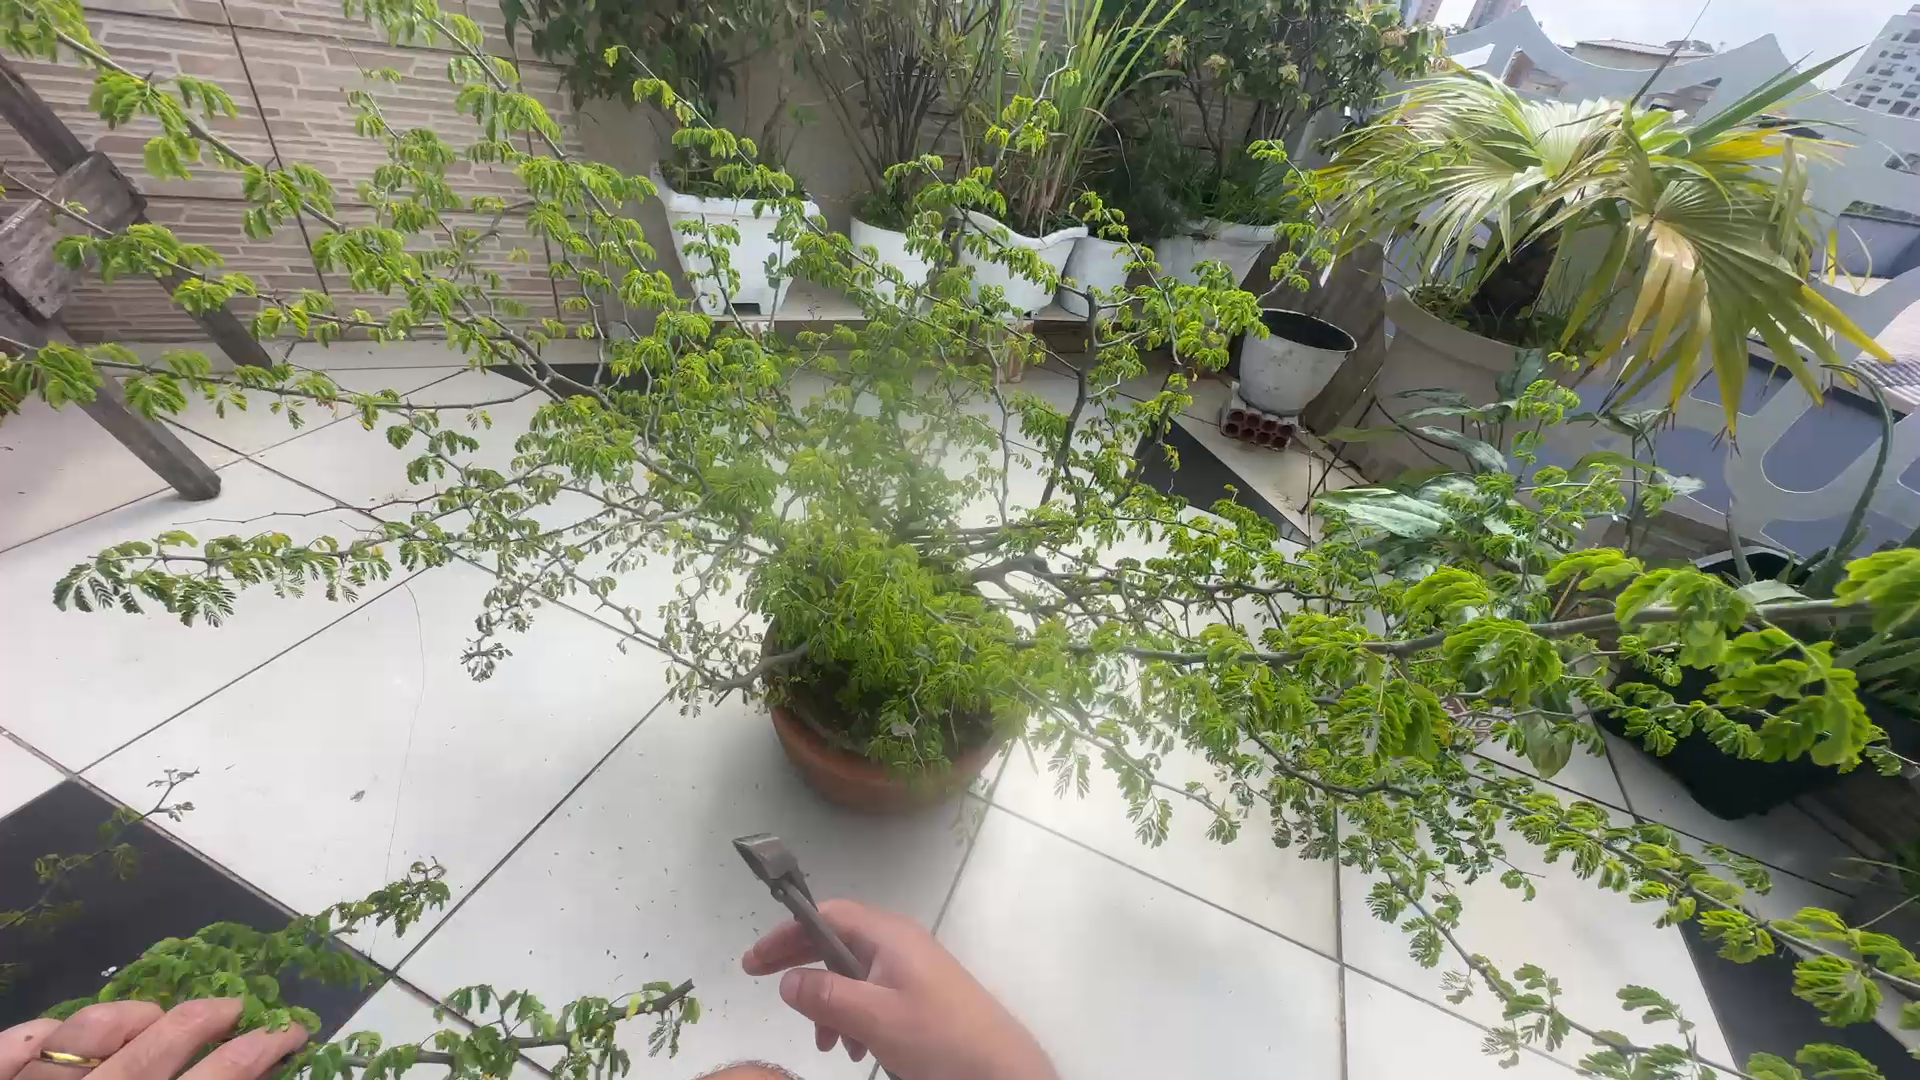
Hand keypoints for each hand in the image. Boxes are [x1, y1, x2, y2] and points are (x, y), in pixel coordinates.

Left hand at [0, 1001, 307, 1079]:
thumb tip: (247, 1076)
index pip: (228, 1071)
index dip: (271, 1043)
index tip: (291, 1031)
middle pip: (172, 1034)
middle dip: (217, 1012)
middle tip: (232, 1013)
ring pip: (94, 1026)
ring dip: (135, 1016)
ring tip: (149, 1022)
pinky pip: (15, 1044)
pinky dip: (41, 1033)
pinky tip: (64, 1040)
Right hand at [741, 899, 1055, 1079]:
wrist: (998, 1066)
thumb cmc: (937, 1034)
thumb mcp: (875, 1019)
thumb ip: (828, 996)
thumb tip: (786, 979)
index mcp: (887, 934)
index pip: (828, 914)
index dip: (789, 931)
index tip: (754, 960)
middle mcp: (896, 941)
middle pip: (836, 938)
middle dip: (799, 961)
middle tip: (760, 983)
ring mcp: (908, 965)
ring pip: (851, 969)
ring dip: (827, 998)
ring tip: (822, 1041)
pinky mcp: (916, 990)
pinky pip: (869, 990)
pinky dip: (850, 1012)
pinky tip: (850, 1047)